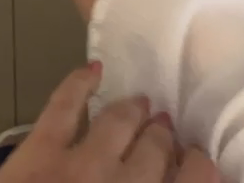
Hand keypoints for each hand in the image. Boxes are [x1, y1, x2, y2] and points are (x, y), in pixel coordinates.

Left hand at [0, 64, 218, 182]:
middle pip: (158, 153)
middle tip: (168, 133)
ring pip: (121, 124)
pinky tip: (96, 71)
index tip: (201, 163)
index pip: (194, 182)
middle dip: (166, 141)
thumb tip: (170, 178)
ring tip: (143, 106)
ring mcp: (85, 166)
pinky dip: (81, 82)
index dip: (200, 170)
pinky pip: (67, 103)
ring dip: (136, 112)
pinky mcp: (42, 150)